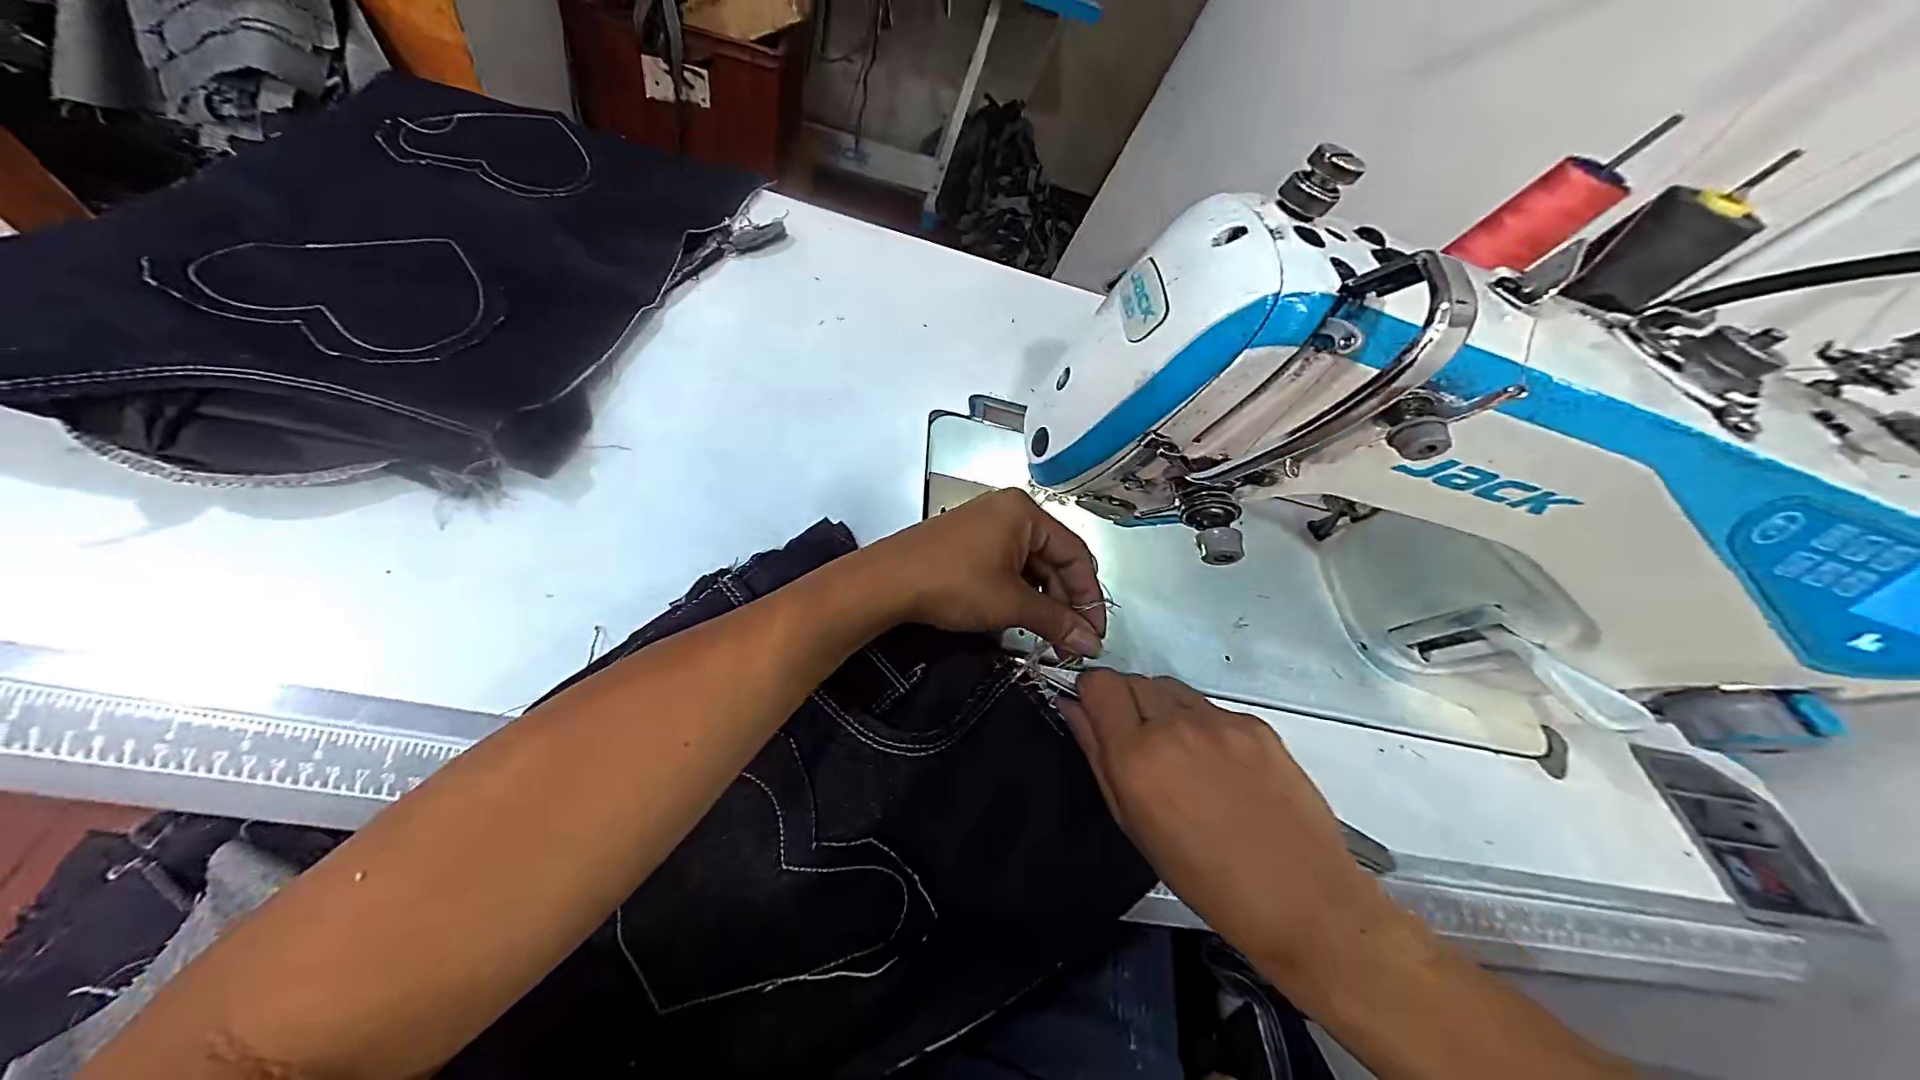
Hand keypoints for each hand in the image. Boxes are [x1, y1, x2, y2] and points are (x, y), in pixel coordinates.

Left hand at [850, 488, 1104, 656]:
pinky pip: (1006, 566)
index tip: (1093, 631)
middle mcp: (1007, 511)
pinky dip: (1017, 593)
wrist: (886, 583)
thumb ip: (1056, 621)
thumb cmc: (950, 582)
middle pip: (1053, 559)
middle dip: (1064, 602)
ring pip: (1029, 566)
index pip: (1075, 553)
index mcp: (1024, 512)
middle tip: (1072, 640)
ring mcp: (985, 525)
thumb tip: (1089, 642)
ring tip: (1047, 635)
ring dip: (1041, 601)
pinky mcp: (967, 543)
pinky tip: (1019, 619)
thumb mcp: (1011, 603)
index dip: (1089, 596)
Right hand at [1058, 672, 1396, 984]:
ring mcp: (1219, 722)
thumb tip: (1074, 711)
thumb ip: (1097, 756)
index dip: (1091, 693)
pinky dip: (1202, 723)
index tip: (1092, 707)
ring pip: (1171, 688)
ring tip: (1179, 755)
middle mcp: (1176, 728)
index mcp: (1137, 758)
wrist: (1299, 897)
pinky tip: (1216, 764)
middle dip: (1124, 702)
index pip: (1099, 684)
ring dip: (1162, 709)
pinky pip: (1211, 706)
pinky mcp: (1255, 724)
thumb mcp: (1133, 824)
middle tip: (1135, 739)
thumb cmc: (1211, 879)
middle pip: (1133, 679)